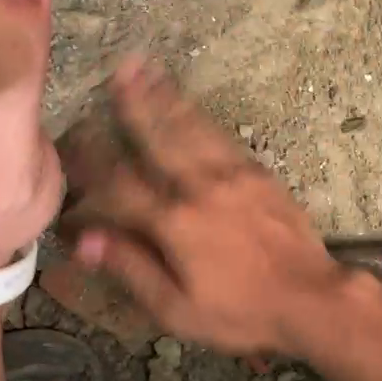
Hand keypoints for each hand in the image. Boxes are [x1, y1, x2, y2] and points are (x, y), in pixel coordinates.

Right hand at [61, 58, 353, 357]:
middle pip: (158, 137)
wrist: (311, 298)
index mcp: (174, 223)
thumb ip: (131, 268)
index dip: (92, 161)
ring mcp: (234, 175)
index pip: (120, 184)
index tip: (70, 139)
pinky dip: (200, 115)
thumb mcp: (177, 308)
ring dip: (165, 97)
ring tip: (145, 68)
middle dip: (133, 104)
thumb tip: (85, 239)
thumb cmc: (241, 312)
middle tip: (116, 71)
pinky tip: (189, 104)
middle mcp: (200, 187)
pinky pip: (221, 135)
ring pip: (191, 127)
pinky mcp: (260, 174)